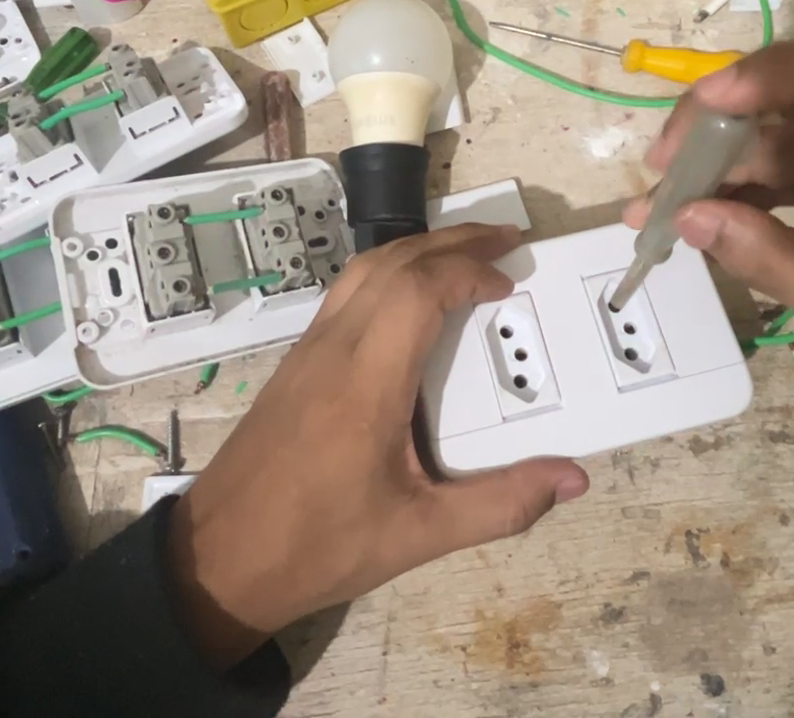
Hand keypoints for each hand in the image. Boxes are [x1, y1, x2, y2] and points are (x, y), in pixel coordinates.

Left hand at [166, 224, 588, 667]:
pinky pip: (349, 288)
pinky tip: (413, 291)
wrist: (220, 557)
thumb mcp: (419, 535)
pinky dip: (391, 268)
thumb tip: (572, 480)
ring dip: (419, 247)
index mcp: (366, 380)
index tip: (507, 285)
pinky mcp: (299, 357)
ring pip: (365, 266)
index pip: (418, 289)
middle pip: (394, 260)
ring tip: (466, 250)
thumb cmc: (319, 544)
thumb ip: (500, 505)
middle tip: (506, 237)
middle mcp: (335, 346)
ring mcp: (310, 346)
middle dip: (454, 239)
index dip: (468, 270)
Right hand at [627, 43, 793, 493]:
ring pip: (783, 130)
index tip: (692, 117)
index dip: (756, 80)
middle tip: (657, 172)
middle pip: (791, 93)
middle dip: (716, 125)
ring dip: (723, 162)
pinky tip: (713, 218)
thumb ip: (779, 261)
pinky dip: (750, 187)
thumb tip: (686, 218)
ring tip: (663, 205)